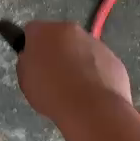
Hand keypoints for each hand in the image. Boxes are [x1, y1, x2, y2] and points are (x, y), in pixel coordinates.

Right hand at [17, 20, 132, 122]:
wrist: (92, 110)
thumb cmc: (52, 93)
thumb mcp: (24, 79)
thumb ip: (27, 63)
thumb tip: (34, 59)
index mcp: (44, 31)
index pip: (32, 30)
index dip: (32, 47)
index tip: (34, 64)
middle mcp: (70, 30)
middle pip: (59, 36)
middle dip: (57, 51)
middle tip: (54, 76)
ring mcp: (96, 43)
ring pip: (82, 49)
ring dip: (78, 62)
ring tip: (77, 89)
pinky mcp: (114, 60)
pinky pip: (100, 64)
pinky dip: (97, 74)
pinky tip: (93, 94)